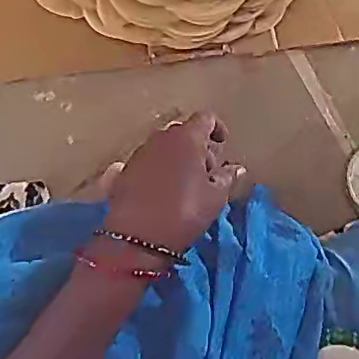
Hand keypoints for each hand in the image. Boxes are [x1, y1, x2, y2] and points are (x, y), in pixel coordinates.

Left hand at [102, 113, 242, 251]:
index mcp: (187, 138)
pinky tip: (162, 192)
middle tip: (208, 171)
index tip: (223, 145)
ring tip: (186, 184)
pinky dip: (159, 170)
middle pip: (185, 132)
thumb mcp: (215, 197)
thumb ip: (227, 177)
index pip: (206, 118)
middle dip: (198, 146)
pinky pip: (148, 163)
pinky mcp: (123, 173)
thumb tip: (236, 168)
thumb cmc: (183, 212)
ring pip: (164, 147)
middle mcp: (161, 139)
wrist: (134, 240)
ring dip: (178, 158)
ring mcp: (139, 155)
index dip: (217, 128)